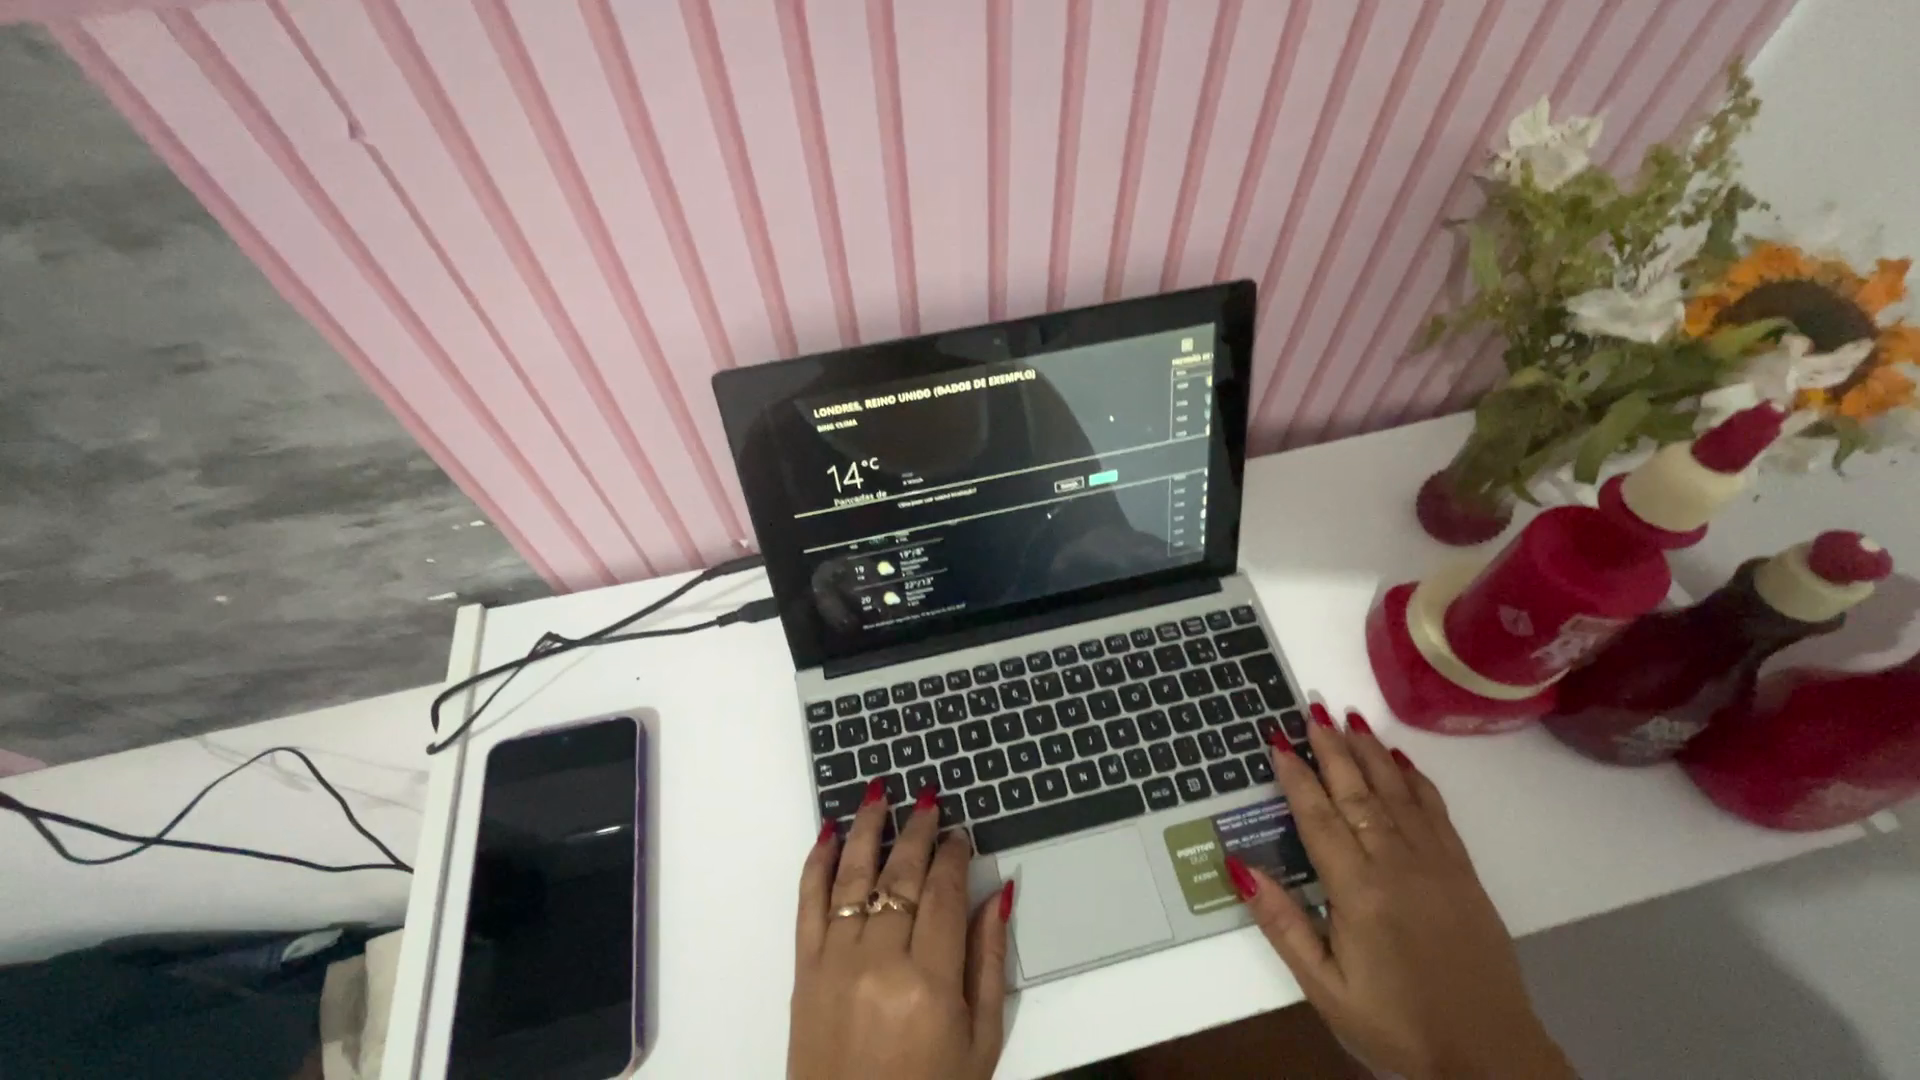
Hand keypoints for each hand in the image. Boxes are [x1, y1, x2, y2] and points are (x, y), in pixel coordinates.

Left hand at [789, 780, 1013, 1079]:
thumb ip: (989, 961)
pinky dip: (818, 863)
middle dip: (918, 831)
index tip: (961, 832)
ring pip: (853, 876)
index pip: (945, 894)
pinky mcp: (804, 969)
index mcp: (930, 982)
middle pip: (901, 876)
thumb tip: (998, 892)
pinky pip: (808, 903)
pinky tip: (829, 833)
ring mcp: (834, 961)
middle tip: (928, 798)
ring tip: (879, 792)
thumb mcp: (981, 1040)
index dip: (954, 855)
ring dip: (868, 828)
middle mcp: (879, 962)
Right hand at [1230, 704, 1575, 1079]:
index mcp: (1357, 890)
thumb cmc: (1396, 1025)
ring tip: (1350, 718)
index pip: (1317, 816)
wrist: (1491, 1058)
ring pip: (1396, 793)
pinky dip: (1416, 780)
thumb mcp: (1325, 987)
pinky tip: (1401, 759)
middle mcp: (1396, 864)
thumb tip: (1239, 866)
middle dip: (1331, 747)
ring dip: (1370, 752)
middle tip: (1312, 707)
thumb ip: (1282, 924)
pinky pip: (1436, 812)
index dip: (1296, 775)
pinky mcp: (1463, 873)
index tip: (1277, 738)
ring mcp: (1435, 864)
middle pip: (1357, 792)